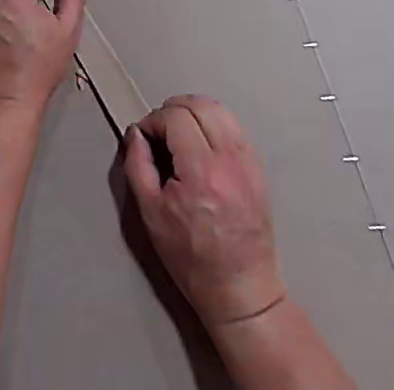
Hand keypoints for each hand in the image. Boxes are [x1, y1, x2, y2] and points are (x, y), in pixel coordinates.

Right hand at [124, 95, 286, 325]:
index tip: (144, 138)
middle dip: (172, 110)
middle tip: (159, 133)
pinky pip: (234, 128)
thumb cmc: (190, 257)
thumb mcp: (150, 213)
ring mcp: (249, 163)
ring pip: (220, 110)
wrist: (240, 289)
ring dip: (194, 113)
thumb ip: (137, 164)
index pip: (175, 117)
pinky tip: (200, 147)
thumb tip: (135, 133)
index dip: (153, 120)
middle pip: (200, 105)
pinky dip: (213, 125)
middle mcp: (230, 160)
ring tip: (178, 135)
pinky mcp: (259, 169)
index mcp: (202, 172)